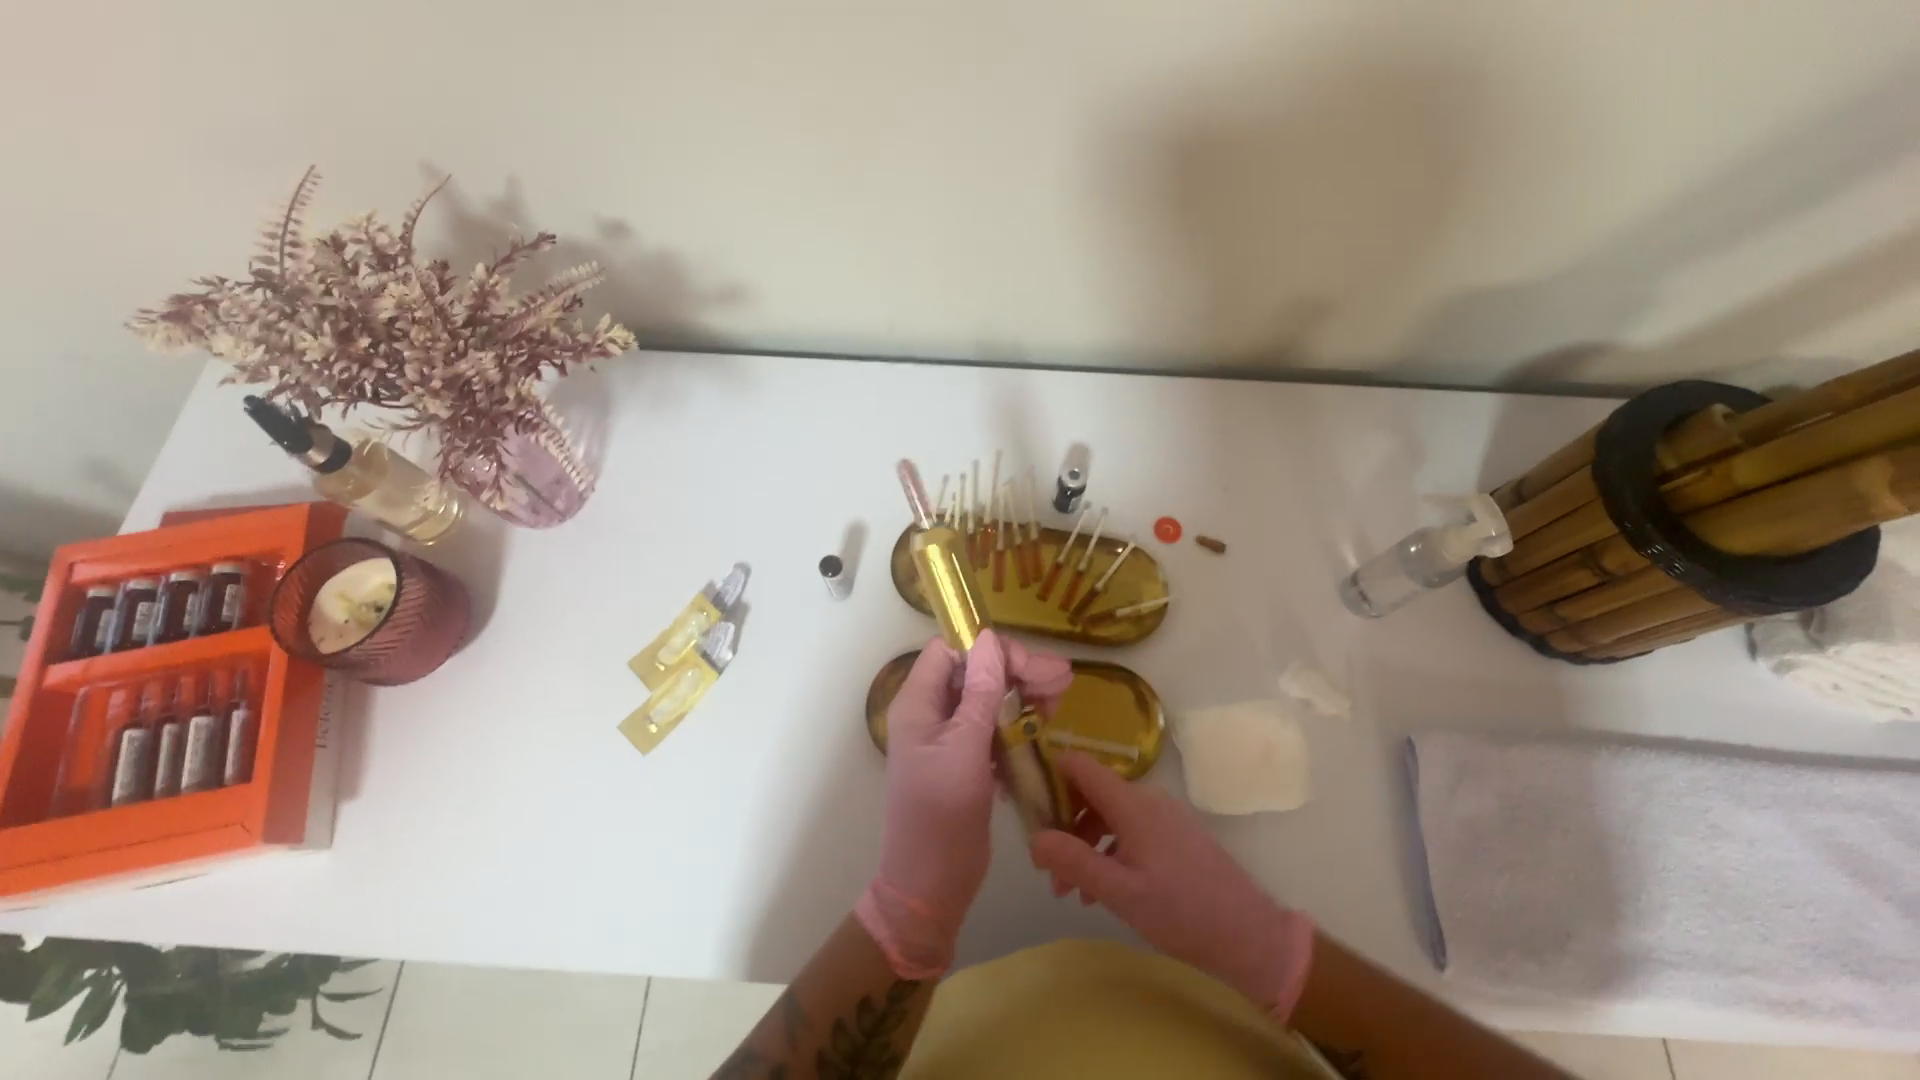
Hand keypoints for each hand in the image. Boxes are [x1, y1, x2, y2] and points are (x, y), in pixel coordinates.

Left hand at [856, 629, 1072, 978]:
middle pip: (975, 673)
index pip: (950, 652)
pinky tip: (1045, 725)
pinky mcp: (968, 763)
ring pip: (989, 700)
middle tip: (1064, 680)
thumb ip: (979, 693)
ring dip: (1023, 695)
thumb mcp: (963, 748)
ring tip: (1060, 700)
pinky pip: (994, 729)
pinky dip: (1019, 723)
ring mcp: (950, 740)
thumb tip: (989, 639)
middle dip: (1018, 671)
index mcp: (918, 704)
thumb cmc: (942, 814)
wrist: (931, 884)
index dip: (988, 650)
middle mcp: (931, 715)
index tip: (1028, 666)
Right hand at [1029, 753, 1315, 1019]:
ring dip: (1083, 845)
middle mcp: (1147, 799)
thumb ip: (1074, 861)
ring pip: (1108, 816)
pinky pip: (1129, 830)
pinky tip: (1102, 891)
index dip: (1050, 778)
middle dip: (1063, 827)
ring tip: (1072, 892)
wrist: (1248, 935)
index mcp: (1132, 803)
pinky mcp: (1175, 835)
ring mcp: (1164, 816)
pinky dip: (1108, 852)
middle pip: (1090, 794)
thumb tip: (1033, 838)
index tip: (1030, 810)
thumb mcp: (1120, 892)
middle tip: (1050, 871)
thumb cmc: (1181, 911)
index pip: (1080, 765)